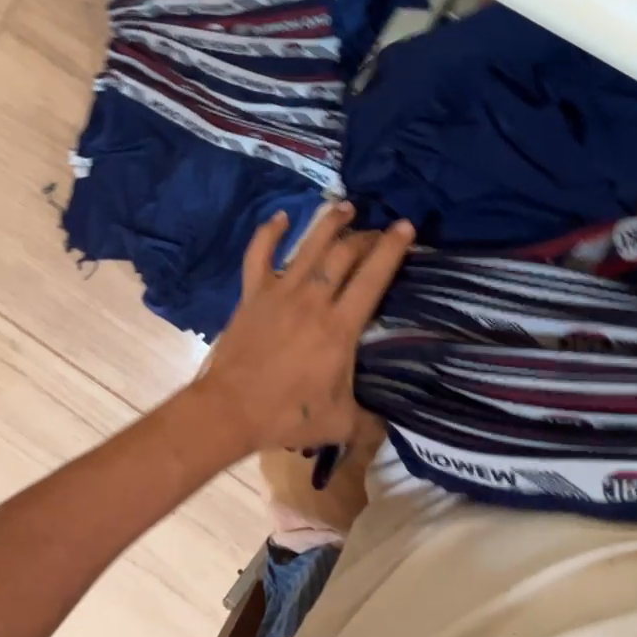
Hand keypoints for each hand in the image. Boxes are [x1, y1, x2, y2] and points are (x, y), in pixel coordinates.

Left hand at [195, 202, 412, 458]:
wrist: (229, 410)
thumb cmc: (286, 415)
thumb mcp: (339, 424)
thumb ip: (369, 424)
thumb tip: (388, 429)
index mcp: (339, 326)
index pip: (373, 277)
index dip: (392, 249)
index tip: (406, 227)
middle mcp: (313, 299)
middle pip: (344, 254)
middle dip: (366, 236)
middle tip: (379, 230)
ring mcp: (280, 292)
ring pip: (309, 246)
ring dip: (329, 223)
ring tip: (346, 207)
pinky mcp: (252, 295)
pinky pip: (259, 254)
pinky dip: (269, 232)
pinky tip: (281, 216)